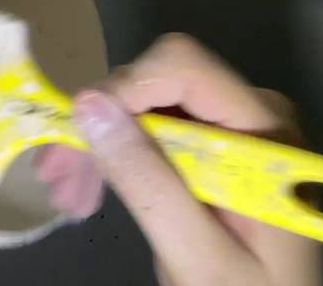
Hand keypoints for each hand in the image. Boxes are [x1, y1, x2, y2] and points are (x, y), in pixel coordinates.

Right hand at [34, 34, 322, 285]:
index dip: (128, 86)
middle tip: (57, 172)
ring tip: (65, 188)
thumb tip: (87, 103)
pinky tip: (87, 185)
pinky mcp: (211, 141)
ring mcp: (230, 125)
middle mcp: (249, 113)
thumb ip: (148, 180)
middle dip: (102, 121)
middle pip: (155, 82)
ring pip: (143, 101)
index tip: (83, 127)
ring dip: (100, 140)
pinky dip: (116, 151)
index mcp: (264, 132)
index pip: (184, 66)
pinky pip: (149, 123)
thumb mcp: (199, 256)